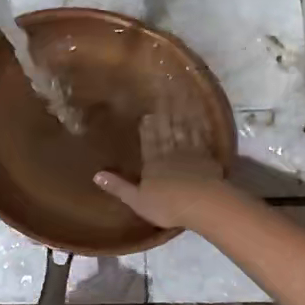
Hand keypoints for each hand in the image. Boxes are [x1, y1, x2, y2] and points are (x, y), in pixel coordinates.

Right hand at [93, 104, 228, 228]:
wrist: (202, 203)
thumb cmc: (167, 205)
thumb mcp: (137, 200)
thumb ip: (118, 186)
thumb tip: (96, 175)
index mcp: (152, 162)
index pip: (148, 141)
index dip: (146, 128)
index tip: (146, 115)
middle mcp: (170, 153)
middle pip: (166, 132)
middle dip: (163, 116)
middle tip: (163, 99)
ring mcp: (191, 154)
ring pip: (184, 131)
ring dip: (181, 116)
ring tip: (180, 103)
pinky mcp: (208, 158)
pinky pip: (202, 139)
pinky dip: (200, 128)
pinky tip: (201, 121)